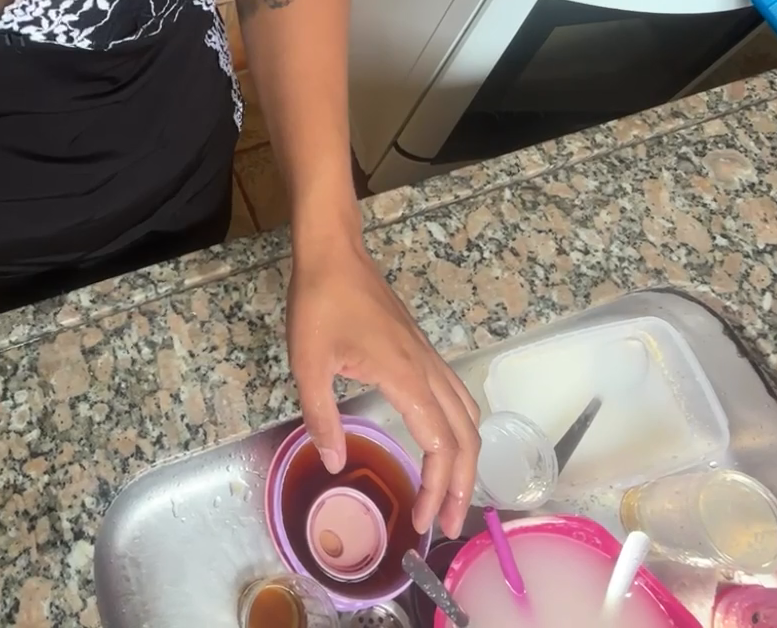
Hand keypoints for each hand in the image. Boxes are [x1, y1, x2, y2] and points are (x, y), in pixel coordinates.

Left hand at [286, 228, 481, 538]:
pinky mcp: (418, 345)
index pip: (440, 447)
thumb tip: (336, 463)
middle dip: (462, 485)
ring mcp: (427, 354)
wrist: (333, 253)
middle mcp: (428, 368)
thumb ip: (322, 416)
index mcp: (406, 377)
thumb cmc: (319, 304)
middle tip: (446, 524)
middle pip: (467, 436)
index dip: (437, 489)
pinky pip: (454, 394)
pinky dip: (458, 427)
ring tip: (449, 490)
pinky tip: (437, 438)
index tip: (425, 522)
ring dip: (466, 457)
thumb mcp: (308, 364)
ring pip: (467, 413)